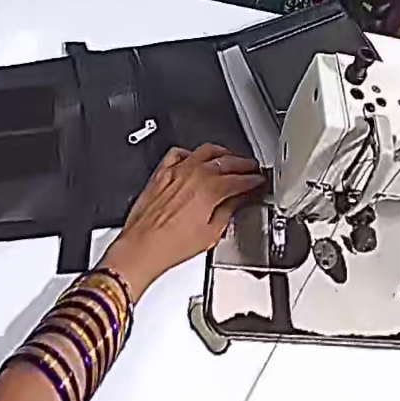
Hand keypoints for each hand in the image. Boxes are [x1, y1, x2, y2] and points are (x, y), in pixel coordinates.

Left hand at [99, 144, 263, 296]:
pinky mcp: (162, 173)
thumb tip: (237, 201)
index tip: (258, 180)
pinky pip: (178, 153)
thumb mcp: (211, 234)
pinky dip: (191, 153)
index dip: (253, 179)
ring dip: (222, 153)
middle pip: (227, 161)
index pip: (240, 179)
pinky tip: (194, 158)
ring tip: (230, 158)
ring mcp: (177, 170)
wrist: (140, 250)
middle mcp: (195, 174)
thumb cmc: (170, 246)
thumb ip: (228, 211)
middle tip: (251, 168)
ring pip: (206, 150)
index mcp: (211, 189)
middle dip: (243, 164)